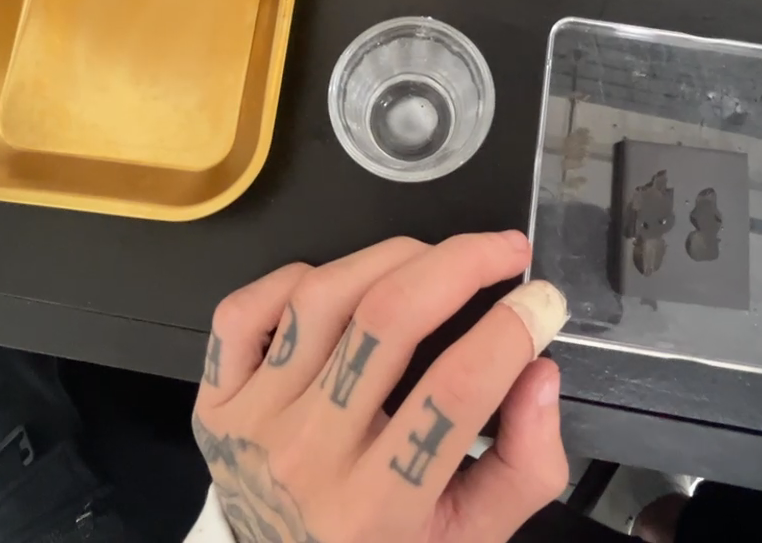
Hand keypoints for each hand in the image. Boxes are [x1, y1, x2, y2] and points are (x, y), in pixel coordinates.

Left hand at [191, 231, 570, 542]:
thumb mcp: (468, 537)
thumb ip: (523, 465)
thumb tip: (539, 370)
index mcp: (379, 507)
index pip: (455, 391)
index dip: (511, 330)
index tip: (543, 299)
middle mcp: (309, 457)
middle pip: (388, 320)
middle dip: (460, 263)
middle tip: (505, 248)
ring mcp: (254, 421)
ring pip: (323, 295)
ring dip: (392, 255)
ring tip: (432, 257)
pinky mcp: (217, 396)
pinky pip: (247, 308)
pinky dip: (295, 277)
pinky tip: (340, 284)